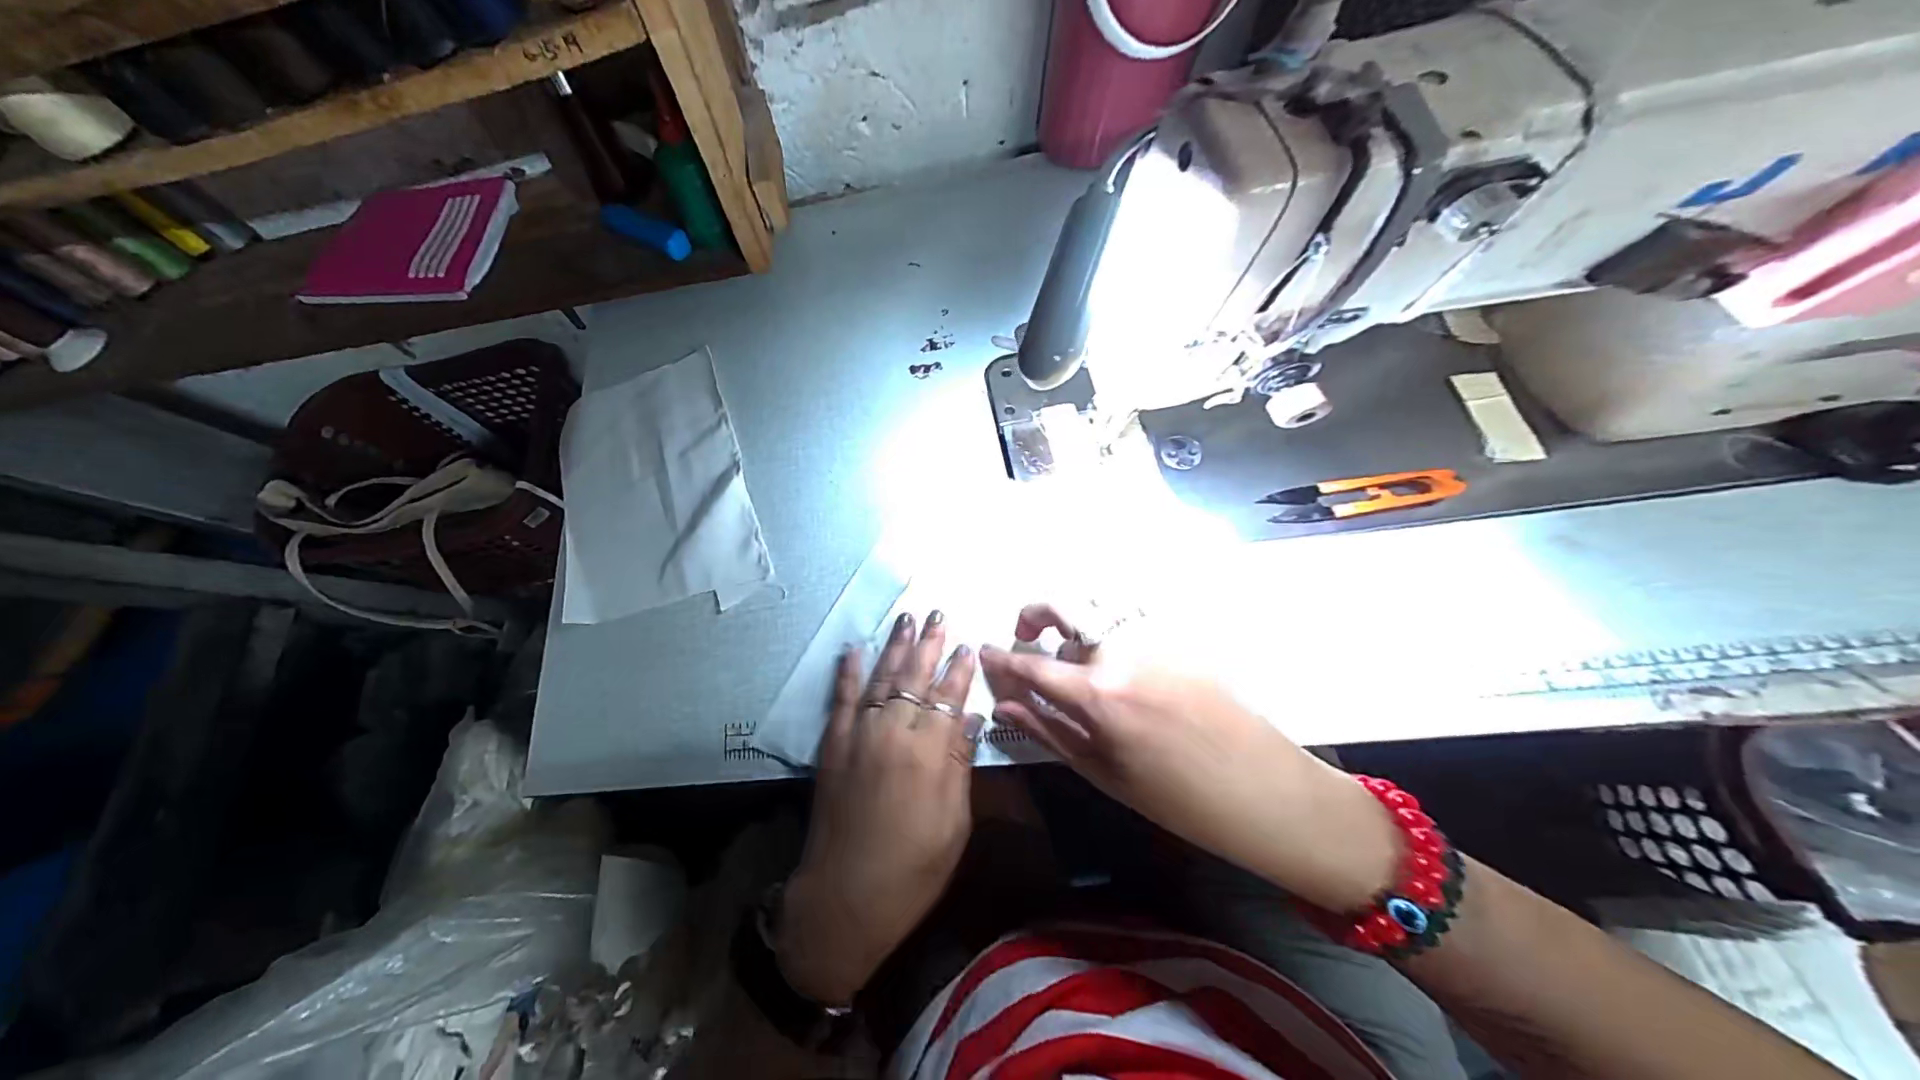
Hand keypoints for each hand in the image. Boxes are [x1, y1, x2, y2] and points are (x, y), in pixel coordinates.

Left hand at [776, 610, 981, 1005]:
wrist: (846, 898)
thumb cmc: (914, 868)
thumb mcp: (955, 822)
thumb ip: (960, 765)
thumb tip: (968, 719)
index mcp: (930, 751)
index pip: (949, 696)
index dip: (959, 670)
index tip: (967, 645)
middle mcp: (894, 732)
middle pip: (916, 678)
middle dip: (928, 644)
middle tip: (938, 614)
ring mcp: (860, 736)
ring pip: (882, 679)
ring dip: (895, 647)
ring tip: (906, 619)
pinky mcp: (833, 747)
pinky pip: (842, 700)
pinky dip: (848, 672)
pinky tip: (855, 649)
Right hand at [980, 604, 1398, 912]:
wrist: (1263, 790)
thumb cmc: (1176, 798)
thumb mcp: (1102, 772)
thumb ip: (1048, 730)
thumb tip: (1003, 702)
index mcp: (1099, 694)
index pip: (1032, 664)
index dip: (1002, 658)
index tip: (986, 653)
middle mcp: (1123, 653)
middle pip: (1062, 606)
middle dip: (1032, 613)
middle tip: (1025, 634)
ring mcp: (1156, 637)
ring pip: (1098, 602)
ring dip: (1071, 614)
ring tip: (1068, 643)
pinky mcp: (1182, 636)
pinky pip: (1133, 612)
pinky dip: (1109, 619)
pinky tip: (1110, 647)